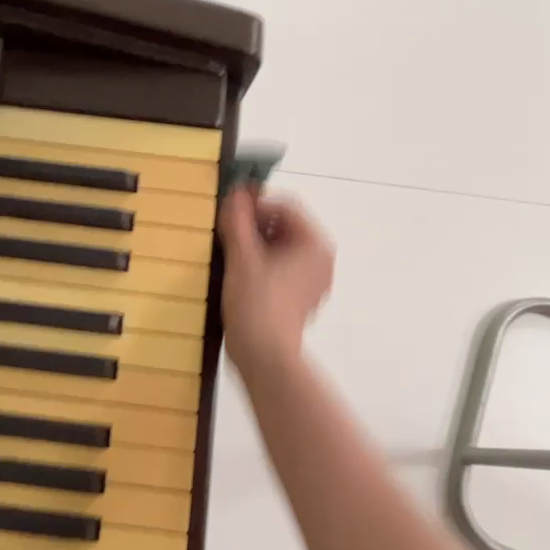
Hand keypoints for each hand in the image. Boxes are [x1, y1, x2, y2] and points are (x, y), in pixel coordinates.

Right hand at [218, 186, 333, 377]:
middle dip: (256, 225)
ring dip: (256, 244)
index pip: (286, 207)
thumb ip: (238, 220)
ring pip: (282, 248)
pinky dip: (263, 264)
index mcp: (315, 244)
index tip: (230, 209)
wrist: (264, 355)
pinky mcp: (301, 299)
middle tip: (228, 232)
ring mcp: (313, 281)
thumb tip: (235, 194)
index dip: (256, 203)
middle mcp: (321, 260)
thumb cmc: (256, 304)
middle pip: (286, 227)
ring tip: (231, 252)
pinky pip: (282, 269)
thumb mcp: (242, 257)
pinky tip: (241, 274)